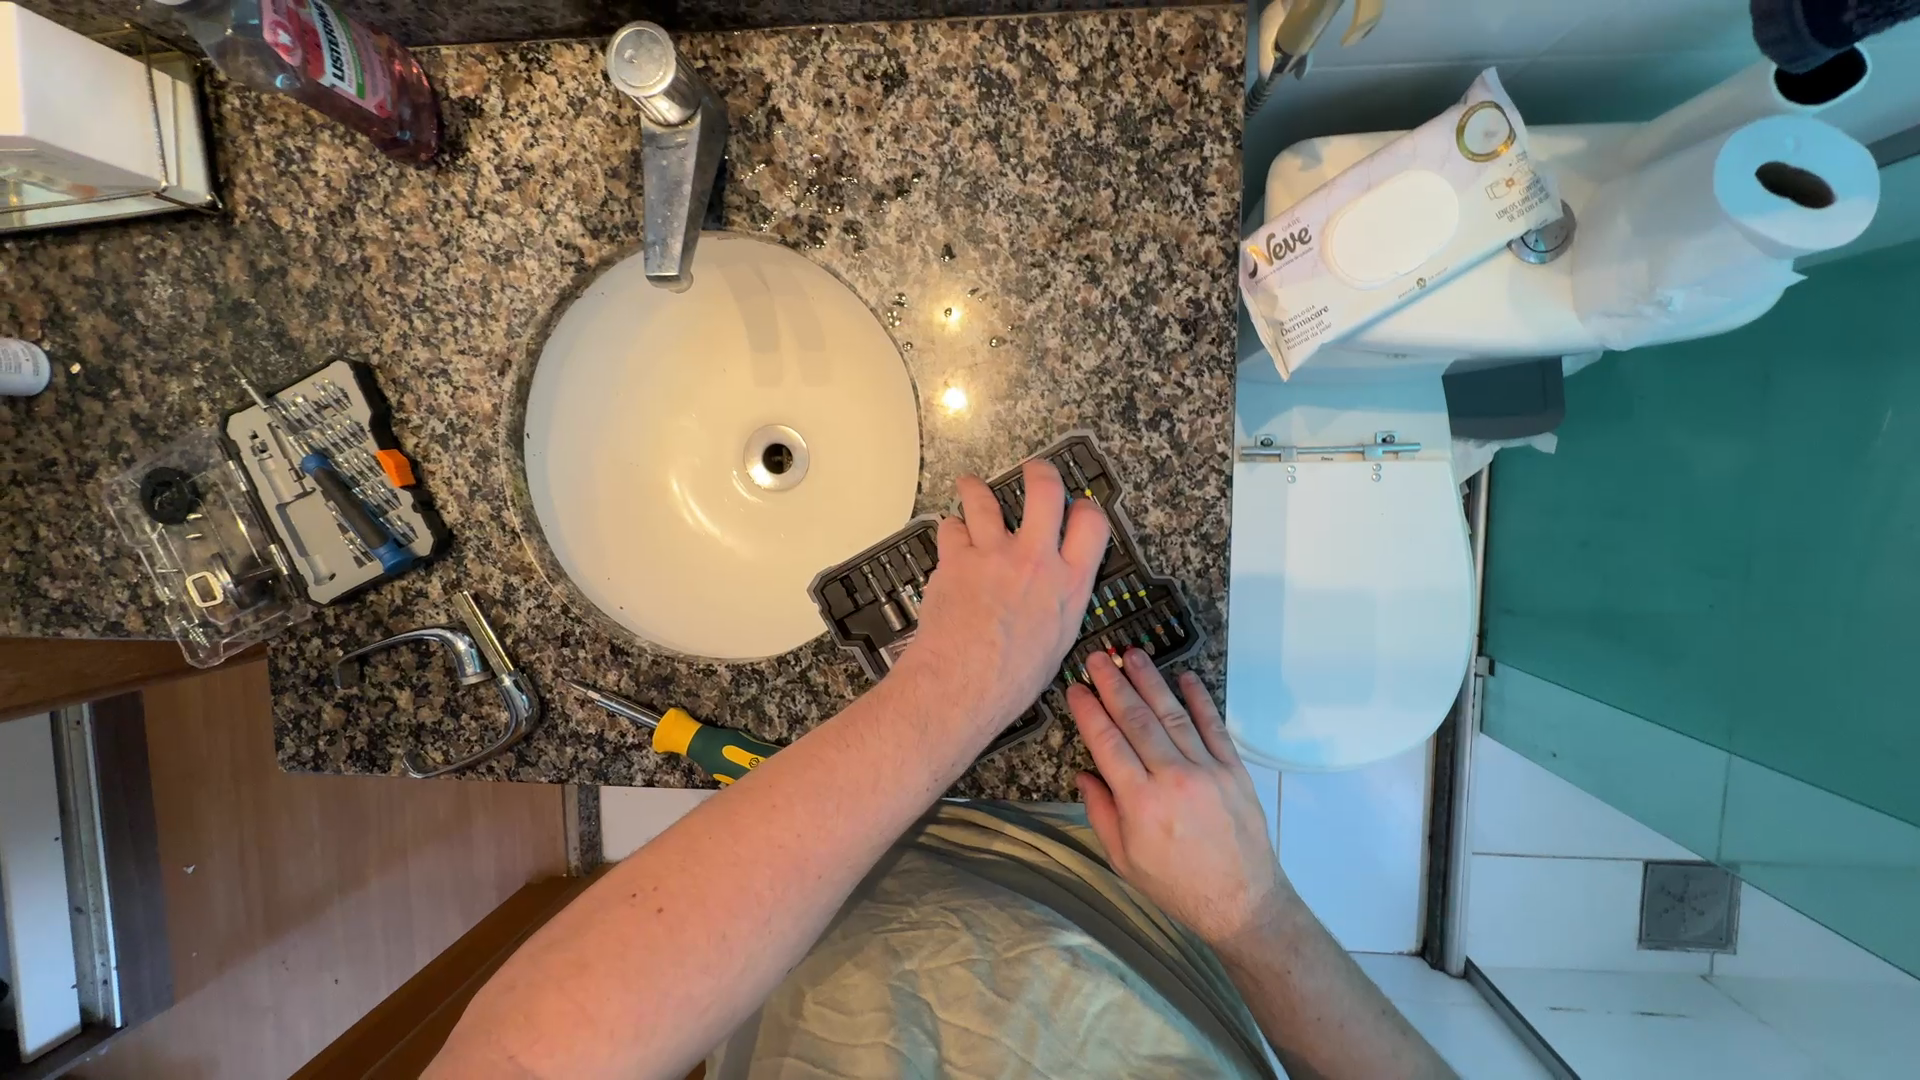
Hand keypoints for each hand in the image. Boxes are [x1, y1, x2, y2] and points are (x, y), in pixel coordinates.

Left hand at [895, 459, 1109, 730]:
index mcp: (1069, 585)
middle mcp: (1035, 561)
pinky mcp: (957, 559)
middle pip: (1045, 491)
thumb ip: (1059, 605)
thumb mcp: (1057, 644)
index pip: (1093, 524)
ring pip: (985, 499)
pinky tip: (951, 533)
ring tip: (972, 486)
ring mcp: (994, 555)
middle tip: (1034, 470)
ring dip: (977, 490)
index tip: (1079, 506)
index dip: (1087, 508)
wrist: (962, 686)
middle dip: (1040, 472)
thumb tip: (1054, 595)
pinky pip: (951, 528)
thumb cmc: (1009, 680)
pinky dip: (951, 529)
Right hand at [1067, 654, 1286, 946]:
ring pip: (1172, 714)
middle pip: (1137, 719)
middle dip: (1113, 684)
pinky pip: (1213, 726)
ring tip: (1132, 654)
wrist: (1242, 902)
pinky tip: (1184, 677)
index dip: (1089, 711)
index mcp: (1140, 802)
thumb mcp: (1124, 859)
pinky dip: (1199, 699)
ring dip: (1150, 681)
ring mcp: (1207, 770)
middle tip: (1097, 657)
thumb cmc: (1176, 885)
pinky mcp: (1233, 769)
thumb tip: (1084, 774)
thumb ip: (1100, 813)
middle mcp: (1173, 778)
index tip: (1076, 688)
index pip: (1107, 743)